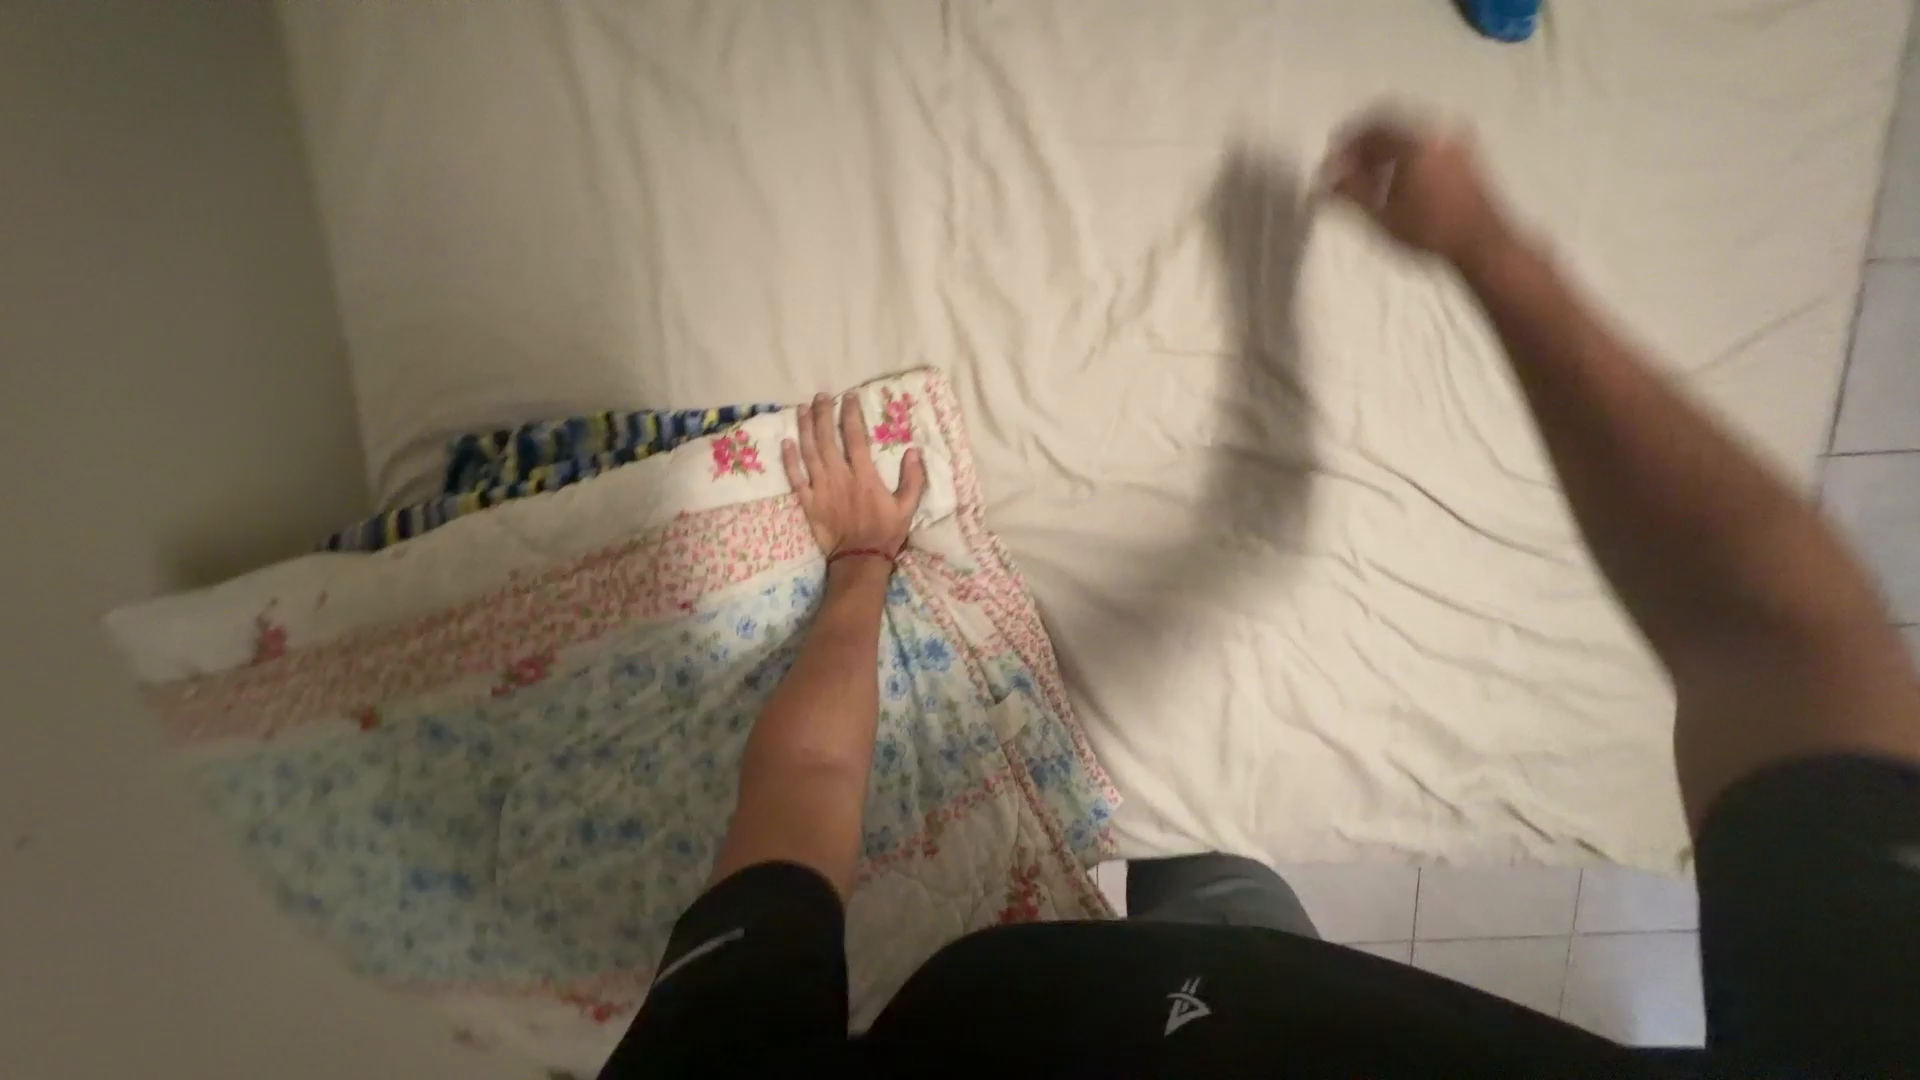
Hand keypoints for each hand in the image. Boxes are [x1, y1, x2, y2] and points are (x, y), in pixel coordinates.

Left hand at [782, 392, 926, 560]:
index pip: (855, 436)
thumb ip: (912, 478)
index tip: (848, 396)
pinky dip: (789, 460)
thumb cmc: (885, 533)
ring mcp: (821, 489)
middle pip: (827, 438)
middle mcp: (840, 477)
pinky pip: (795, 478)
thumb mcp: (907, 507)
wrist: (860, 560)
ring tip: (803, 408)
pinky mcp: (808, 502)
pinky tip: (786, 442)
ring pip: (809, 452)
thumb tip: (913, 451)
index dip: (851, 414)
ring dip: (805, 428)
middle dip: (823, 414)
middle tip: (821, 396)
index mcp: (864, 476)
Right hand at [1319, 116, 1510, 263]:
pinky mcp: (1464, 156)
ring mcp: (1456, 141)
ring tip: (1366, 187)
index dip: (1344, 144)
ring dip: (1381, 158)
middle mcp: (1439, 130)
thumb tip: (1320, 184)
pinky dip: (1402, 160)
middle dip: (1362, 151)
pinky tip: (1392, 188)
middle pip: (1390, 128)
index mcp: (1417, 140)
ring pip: (1407, 138)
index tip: (1328, 166)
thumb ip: (1348, 194)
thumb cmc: (1428, 231)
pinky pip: (1424, 147)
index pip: (1372, 125)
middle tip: (1343, 177)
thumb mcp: (1380, 217)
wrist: (1482, 243)